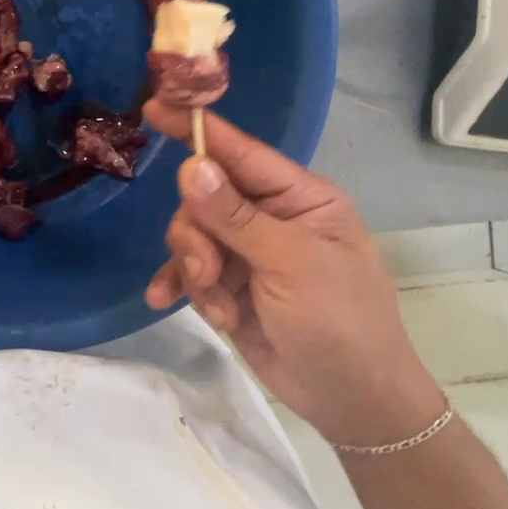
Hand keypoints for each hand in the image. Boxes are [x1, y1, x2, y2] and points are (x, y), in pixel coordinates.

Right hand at [143, 102, 443, 447]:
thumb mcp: (290, 264)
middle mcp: (271, 218)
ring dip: (194, 268)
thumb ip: (235, 216)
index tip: (154, 106)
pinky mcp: (230, 286)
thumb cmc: (339, 322)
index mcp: (301, 198)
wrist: (353, 402)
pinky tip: (163, 301)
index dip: (197, 130)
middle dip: (197, 234)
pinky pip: (189, 271)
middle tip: (205, 267)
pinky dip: (179, 285)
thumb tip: (192, 165)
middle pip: (205, 198)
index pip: (241, 152)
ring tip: (214, 301)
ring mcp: (249, 253)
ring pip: (192, 235)